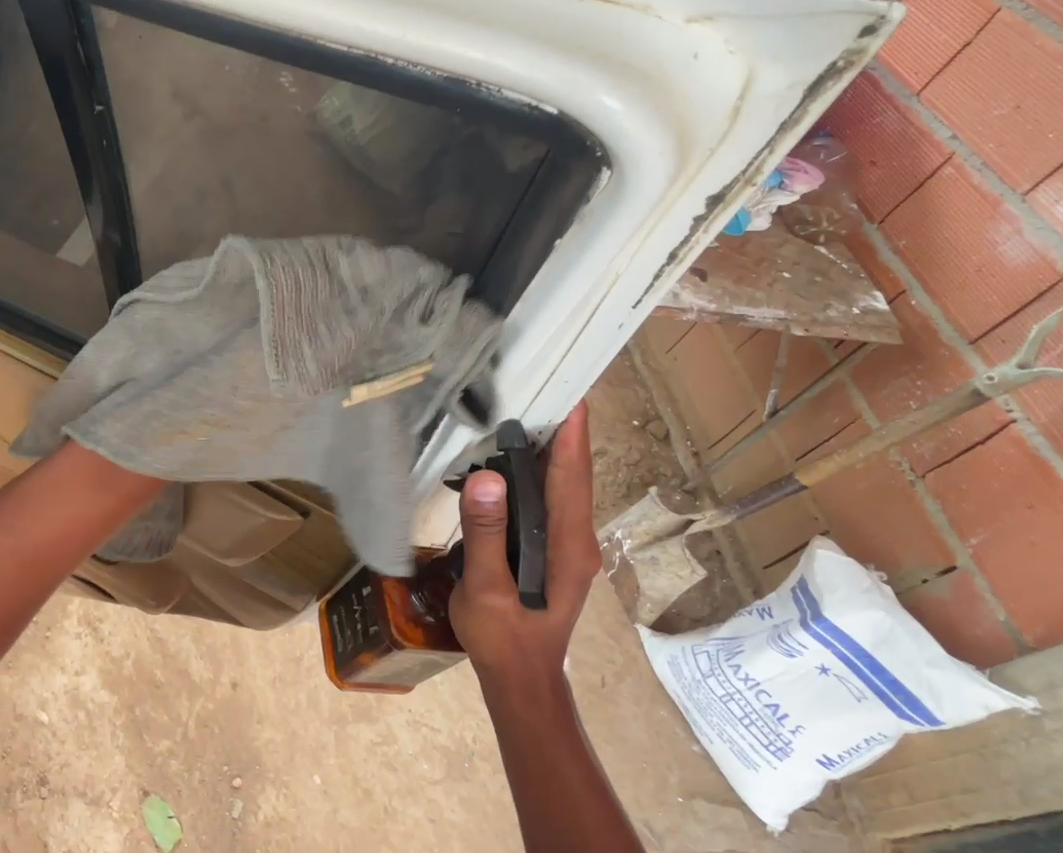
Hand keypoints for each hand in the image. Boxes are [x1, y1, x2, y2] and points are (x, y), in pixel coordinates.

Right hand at [449, 402, 598, 687]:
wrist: (520, 679)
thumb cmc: (504, 638)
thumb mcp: (486, 589)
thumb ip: (487, 534)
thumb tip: (487, 476)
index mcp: (567, 544)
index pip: (572, 475)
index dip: (572, 432)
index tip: (569, 389)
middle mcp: (576, 538)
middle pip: (572, 472)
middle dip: (560, 428)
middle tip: (536, 383)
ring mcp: (567, 544)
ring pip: (561, 484)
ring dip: (546, 447)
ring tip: (520, 407)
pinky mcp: (551, 549)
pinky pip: (547, 499)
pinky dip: (534, 471)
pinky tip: (506, 459)